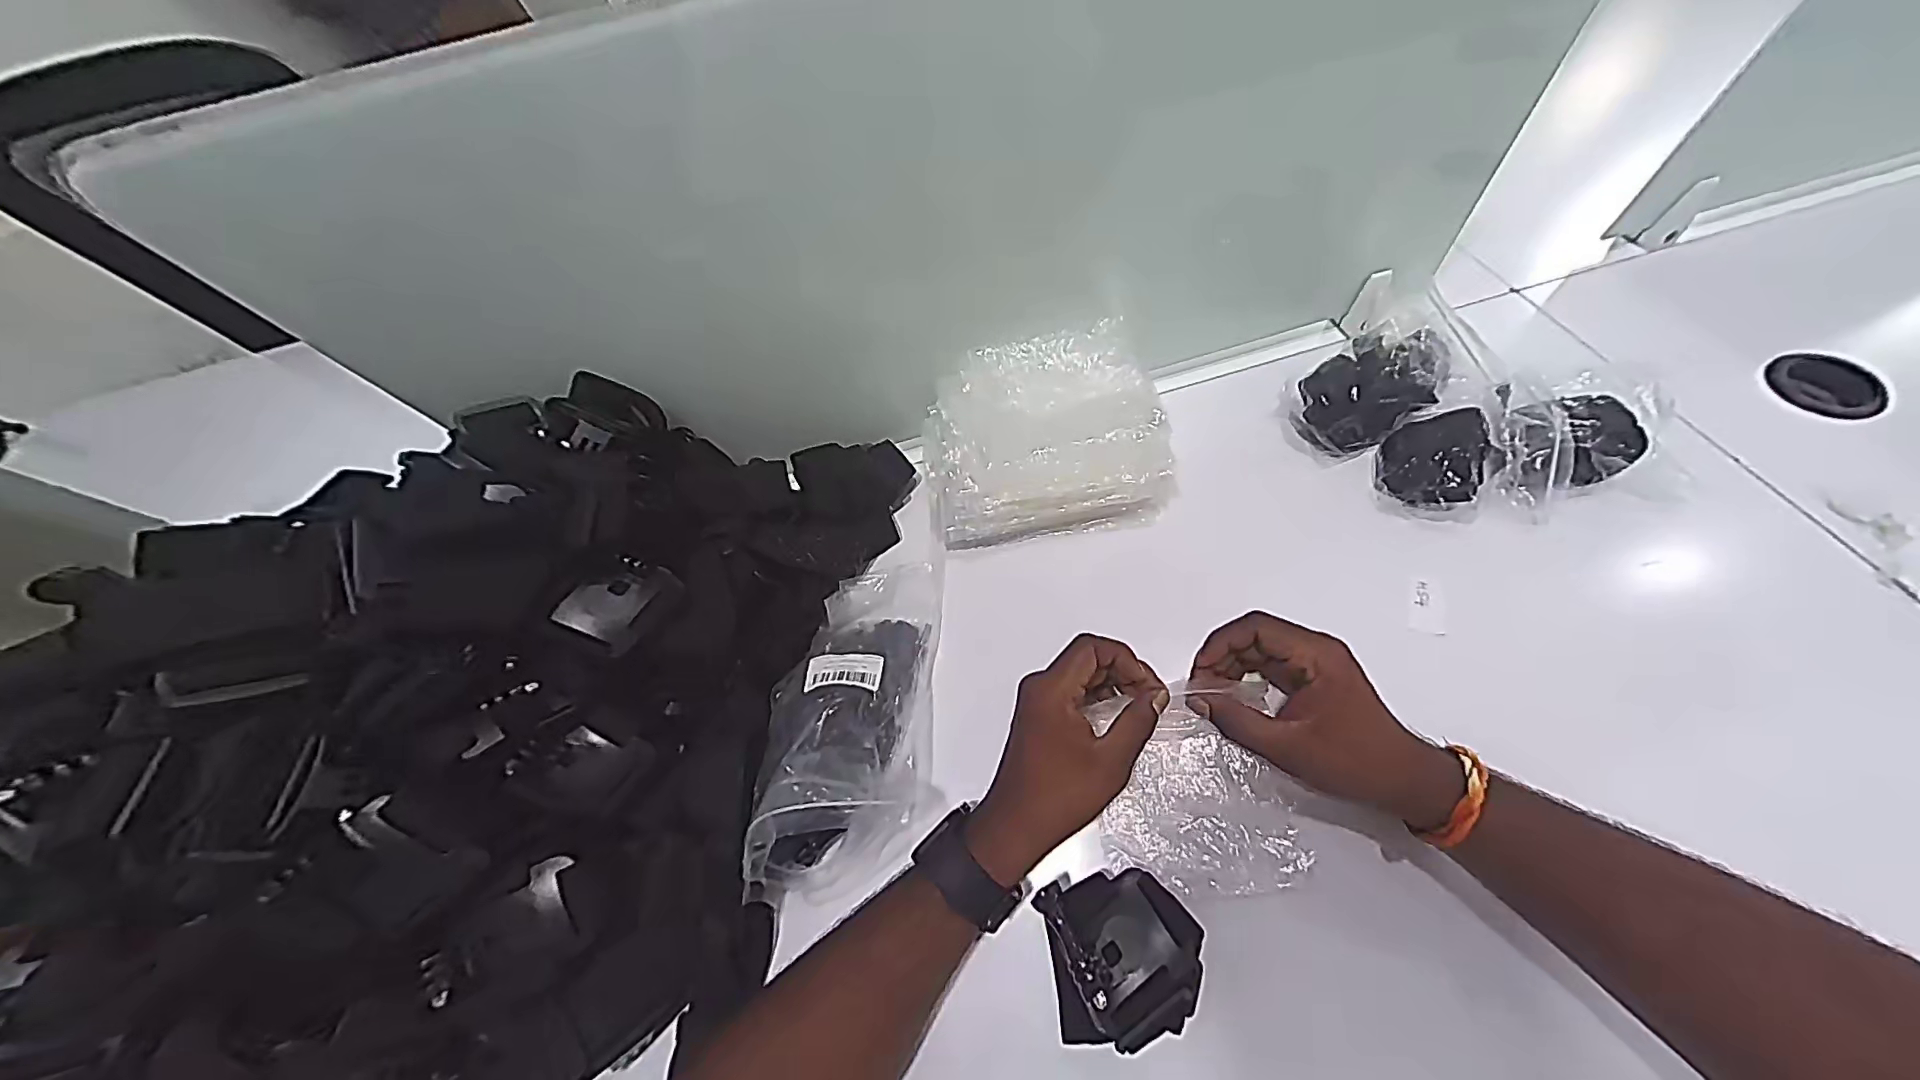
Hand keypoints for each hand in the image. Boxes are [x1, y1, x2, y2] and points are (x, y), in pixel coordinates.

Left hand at [966, 635, 1168, 886]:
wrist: (1017, 825)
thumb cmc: (1051, 800)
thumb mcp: (1111, 760)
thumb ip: (1138, 720)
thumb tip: (1153, 698)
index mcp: (1050, 691)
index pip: (1092, 648)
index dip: (1127, 660)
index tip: (1146, 682)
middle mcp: (1038, 690)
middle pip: (1086, 657)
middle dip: (1122, 671)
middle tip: (1147, 694)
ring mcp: (1035, 702)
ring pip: (1079, 673)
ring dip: (1111, 684)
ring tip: (1136, 708)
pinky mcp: (1036, 716)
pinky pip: (1069, 691)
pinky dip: (1095, 698)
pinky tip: (1115, 720)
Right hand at [1190, 612, 1461, 830]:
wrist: (1405, 781)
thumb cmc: (1364, 762)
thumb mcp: (1288, 746)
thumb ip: (1237, 721)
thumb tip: (1203, 701)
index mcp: (1317, 655)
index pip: (1254, 628)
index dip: (1219, 645)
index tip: (1202, 669)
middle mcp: (1317, 652)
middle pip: (1254, 635)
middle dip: (1221, 657)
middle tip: (1203, 685)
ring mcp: (1316, 665)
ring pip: (1260, 650)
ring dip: (1232, 667)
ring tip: (1214, 693)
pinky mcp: (1313, 679)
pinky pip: (1270, 666)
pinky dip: (1246, 677)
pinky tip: (1235, 697)